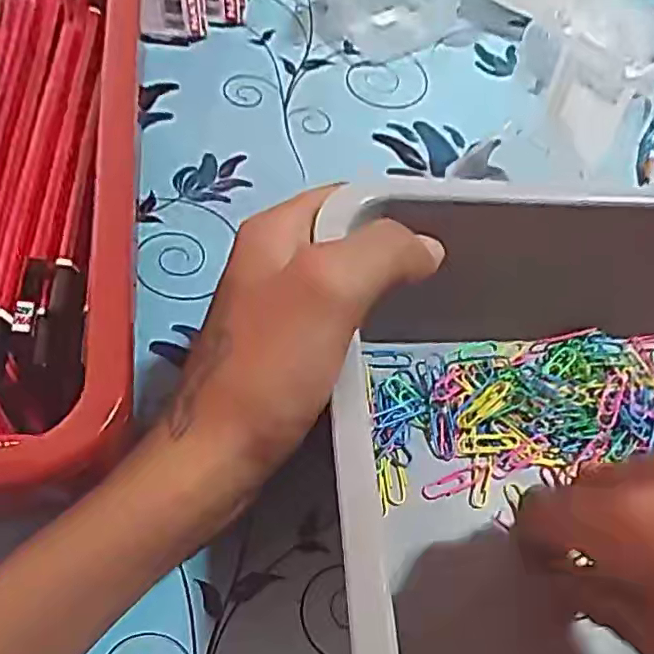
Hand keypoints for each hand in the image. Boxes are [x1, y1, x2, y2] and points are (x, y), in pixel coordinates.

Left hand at [159, 185, 444, 482]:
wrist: (221, 454)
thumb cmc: (271, 371)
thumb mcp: (329, 290)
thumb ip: (381, 253)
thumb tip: (426, 248)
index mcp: (273, 233)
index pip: (348, 198)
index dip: (394, 216)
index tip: (433, 249)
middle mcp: (267, 264)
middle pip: (345, 243)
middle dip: (388, 259)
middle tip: (429, 287)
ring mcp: (271, 311)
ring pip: (339, 287)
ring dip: (376, 299)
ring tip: (411, 318)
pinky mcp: (277, 353)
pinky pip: (329, 326)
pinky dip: (356, 333)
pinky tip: (373, 352)